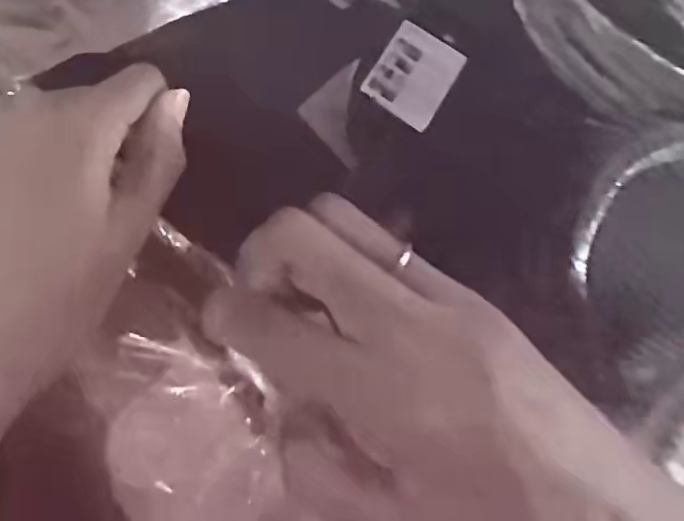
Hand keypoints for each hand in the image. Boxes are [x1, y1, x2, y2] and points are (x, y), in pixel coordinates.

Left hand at [0, 66, 189, 503]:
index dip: (157, 112)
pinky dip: (44, 145)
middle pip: (99, 92)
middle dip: (117, 130)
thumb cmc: (58, 295)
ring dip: (81, 138)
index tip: (148, 162)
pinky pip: (27, 123)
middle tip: (111, 198)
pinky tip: (35, 200)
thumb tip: (176, 95)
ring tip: (73, 203)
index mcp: (79, 118)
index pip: (141, 78)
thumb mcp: (127, 230)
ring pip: (62, 107)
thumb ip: (159, 154)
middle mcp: (33, 100)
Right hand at [204, 195, 683, 520]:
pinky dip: (349, 262)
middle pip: (297, 231)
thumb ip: (316, 468)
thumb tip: (284, 408)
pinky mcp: (470, 291)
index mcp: (382, 392)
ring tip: (307, 299)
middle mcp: (405, 320)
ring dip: (302, 248)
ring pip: (337, 215)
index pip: (269, 321)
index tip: (214, 317)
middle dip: (257, 256)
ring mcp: (443, 295)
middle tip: (260, 302)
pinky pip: (386, 244)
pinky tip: (364, 317)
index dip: (223, 310)